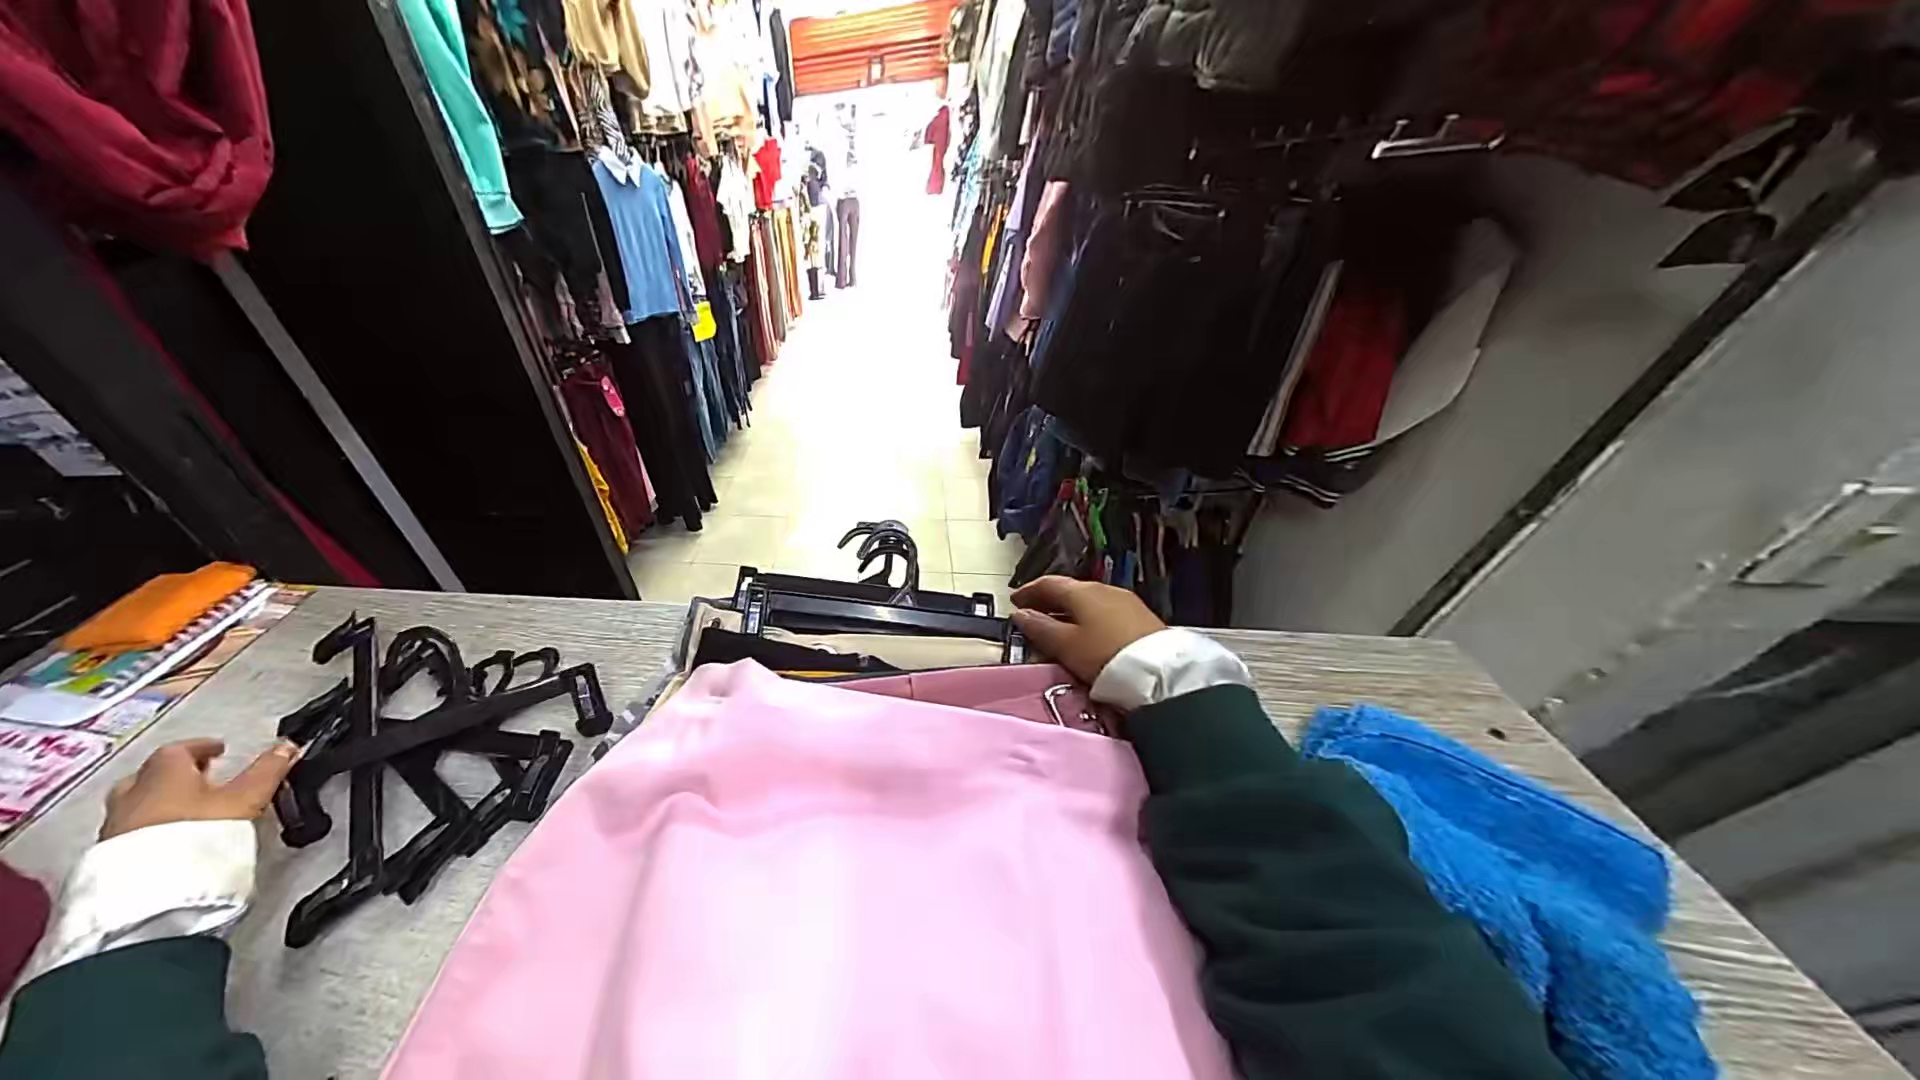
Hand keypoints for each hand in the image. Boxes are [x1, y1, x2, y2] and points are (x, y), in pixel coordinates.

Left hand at [101, 738, 300, 840]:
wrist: (155, 886)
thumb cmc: (202, 828)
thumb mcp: (248, 795)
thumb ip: (268, 769)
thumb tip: (287, 747)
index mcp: (163, 776)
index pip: (177, 750)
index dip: (201, 746)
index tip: (219, 749)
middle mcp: (132, 797)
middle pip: (147, 776)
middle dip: (173, 773)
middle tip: (199, 777)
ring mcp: (115, 827)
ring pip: (135, 803)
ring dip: (159, 800)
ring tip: (187, 808)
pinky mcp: (109, 855)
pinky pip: (130, 830)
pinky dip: (151, 825)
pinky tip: (171, 835)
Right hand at [1010, 576, 1165, 684]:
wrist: (1159, 672)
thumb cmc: (1105, 655)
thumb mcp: (1066, 646)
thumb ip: (1040, 628)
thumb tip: (1020, 614)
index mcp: (1082, 591)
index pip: (1048, 583)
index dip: (1028, 591)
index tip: (1015, 601)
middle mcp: (1104, 589)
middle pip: (1070, 589)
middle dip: (1048, 600)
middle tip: (1032, 614)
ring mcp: (1125, 601)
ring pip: (1088, 600)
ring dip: (1069, 609)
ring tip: (1056, 626)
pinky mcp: (1140, 617)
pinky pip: (1104, 610)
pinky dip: (1087, 617)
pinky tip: (1085, 632)